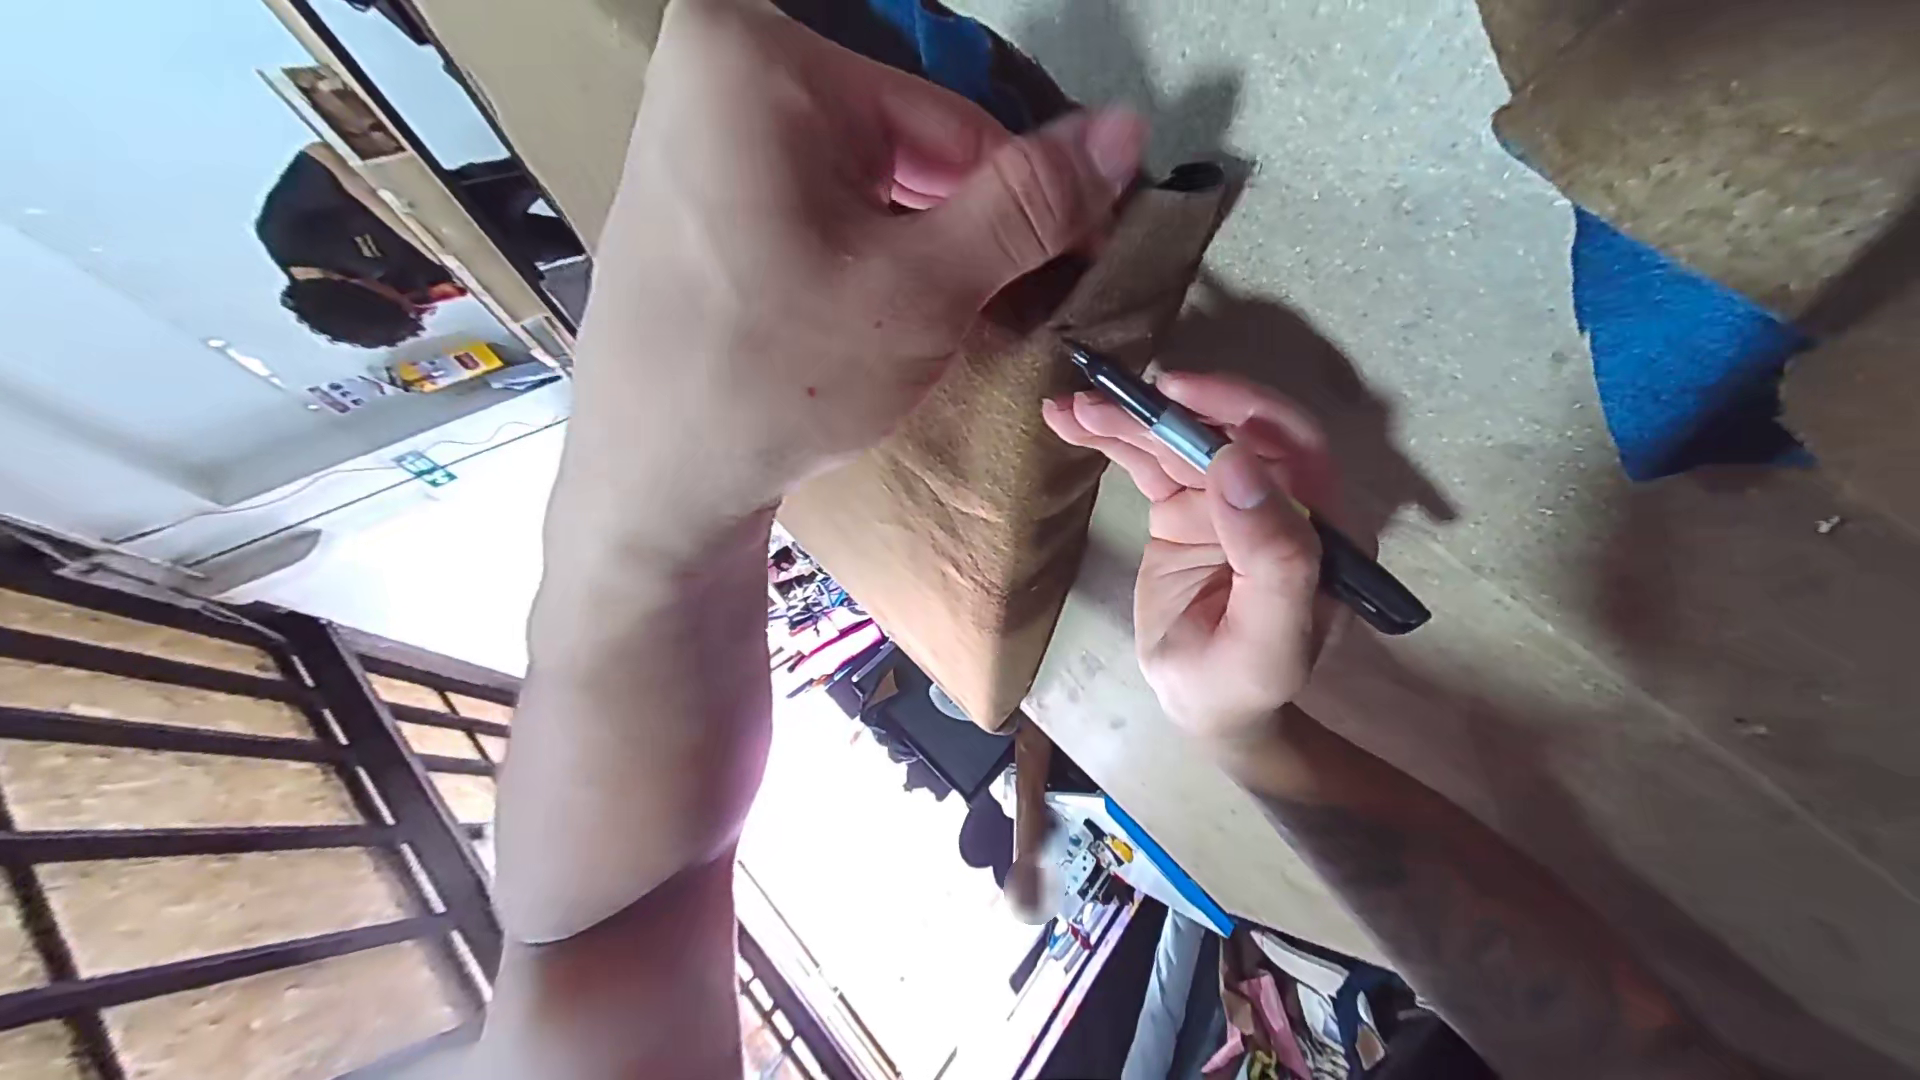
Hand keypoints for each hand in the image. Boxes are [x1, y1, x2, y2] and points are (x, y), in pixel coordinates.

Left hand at [567, 0, 1144, 523]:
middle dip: (956, 233)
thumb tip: (1125, 130)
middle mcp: (714, 76)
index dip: (1023, 197)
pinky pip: (806, 218)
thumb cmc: (785, 375)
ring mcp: (694, 148)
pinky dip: (855, 265)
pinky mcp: (691, 212)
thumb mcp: (922, 289)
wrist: (656, 482)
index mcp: (760, 57)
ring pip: (855, 191)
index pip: (948, 118)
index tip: (1075, 259)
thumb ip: (1026, 206)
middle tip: (999, 311)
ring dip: (910, 256)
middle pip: (897, 151)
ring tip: (930, 330)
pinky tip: (866, 323)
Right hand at [1042, 372, 1347, 741]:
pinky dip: (1111, 442)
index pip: (1290, 444)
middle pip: (1221, 433)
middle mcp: (1274, 498)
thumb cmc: (1242, 682)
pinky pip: (1146, 464)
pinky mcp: (1180, 508)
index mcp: (1319, 523)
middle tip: (1104, 399)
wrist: (1201, 701)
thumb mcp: (1267, 640)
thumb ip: (1273, 557)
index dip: (1238, 406)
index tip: (1178, 392)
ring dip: (1125, 421)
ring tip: (1071, 407)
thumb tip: (1236, 463)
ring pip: (1176, 443)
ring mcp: (1221, 500)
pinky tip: (1072, 423)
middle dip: (1163, 412)